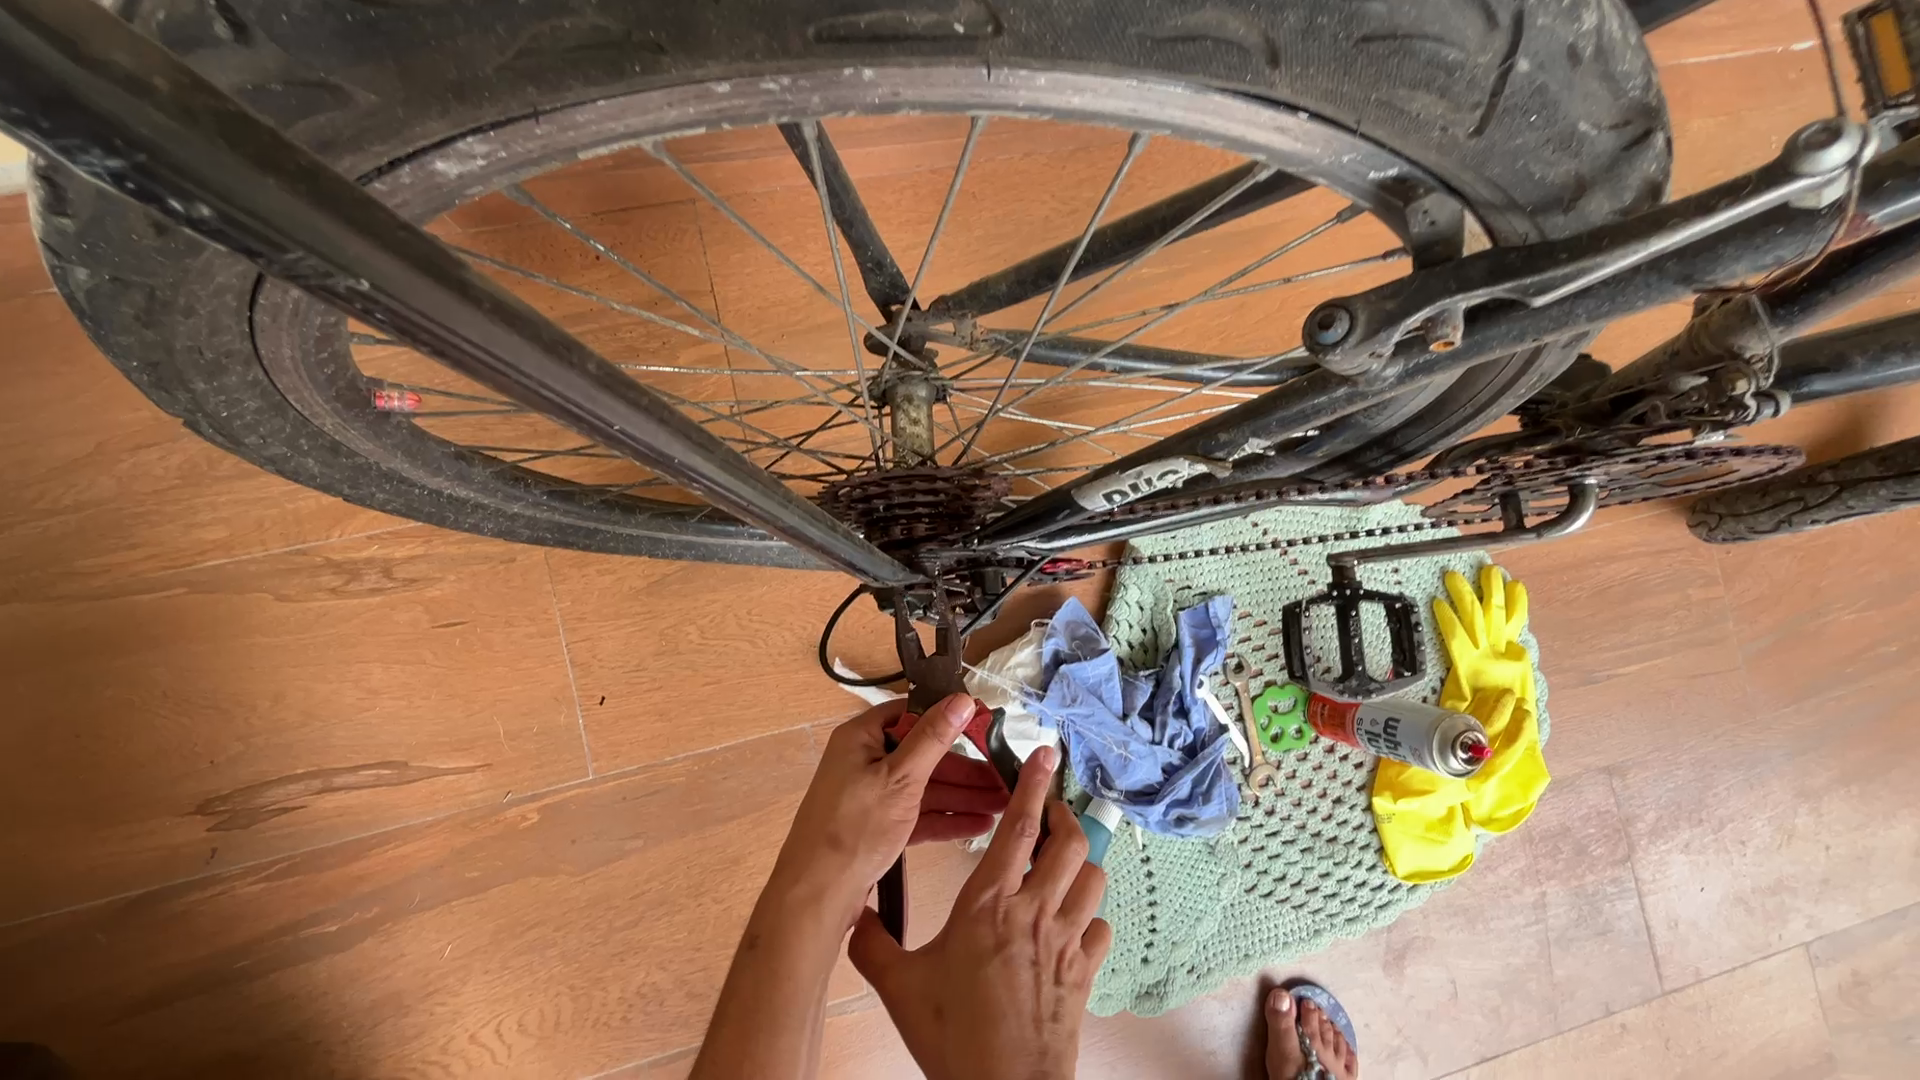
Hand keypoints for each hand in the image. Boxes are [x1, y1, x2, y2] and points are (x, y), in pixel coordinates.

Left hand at [769, 694, 1009, 924]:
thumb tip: (962, 699)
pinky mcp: (879, 826)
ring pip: (925, 787)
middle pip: (924, 755)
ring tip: (1004, 803)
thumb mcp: (901, 778)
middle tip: (1005, 776)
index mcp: (862, 737)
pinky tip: (980, 825)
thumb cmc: (855, 827)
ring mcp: (873, 795)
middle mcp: (866, 761)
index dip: (948, 717)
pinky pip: (918, 814)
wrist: (817, 895)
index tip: (986, 724)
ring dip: (962, 795)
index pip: (911, 713)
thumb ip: (934, 738)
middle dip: (965, 769)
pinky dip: (946, 818)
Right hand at [848, 745, 1110, 1079]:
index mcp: (988, 903)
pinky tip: (1075, 922)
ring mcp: (1065, 942)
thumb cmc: (953, 1036)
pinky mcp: (1084, 973)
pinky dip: (1092, 915)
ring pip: (1092, 879)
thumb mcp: (899, 986)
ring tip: (1062, 862)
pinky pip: (1100, 928)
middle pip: (1068, 843)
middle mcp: (1034, 912)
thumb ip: (872, 943)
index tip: (1045, 755)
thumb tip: (851, 917)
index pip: (1018, 828)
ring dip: (1081, 863)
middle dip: (1065, 816)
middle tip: (1051, 810)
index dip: (1033, 785)